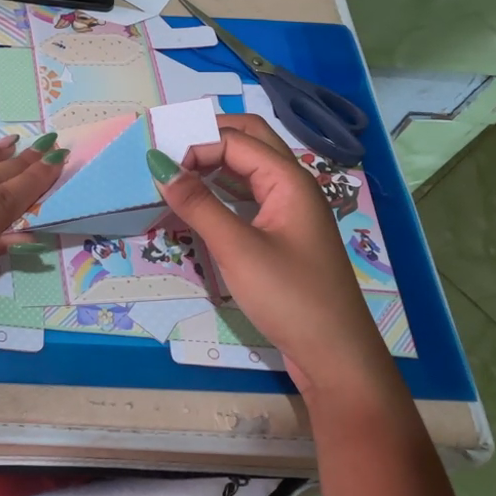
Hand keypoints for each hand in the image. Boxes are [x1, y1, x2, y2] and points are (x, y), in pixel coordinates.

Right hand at [147, 115, 392, 395]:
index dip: (195, 146)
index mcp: (289, 179)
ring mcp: (289, 210)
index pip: (234, 141)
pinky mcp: (282, 234)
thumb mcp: (237, 249)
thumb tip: (159, 165)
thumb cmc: (290, 298)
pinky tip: (198, 202)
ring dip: (214, 162)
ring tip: (176, 171)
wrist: (336, 358)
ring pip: (249, 168)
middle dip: (208, 137)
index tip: (159, 169)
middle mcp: (292, 185)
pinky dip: (222, 189)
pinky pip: (249, 195)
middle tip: (168, 151)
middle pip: (249, 140)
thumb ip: (198, 204)